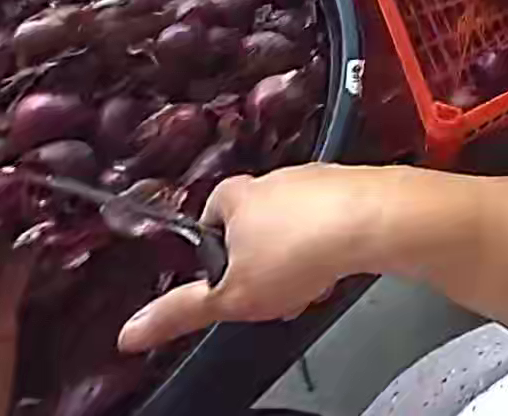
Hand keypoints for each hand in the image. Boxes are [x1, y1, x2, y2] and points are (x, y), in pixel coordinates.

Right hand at [117, 165, 378, 353]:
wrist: (377, 218)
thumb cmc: (300, 250)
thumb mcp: (230, 296)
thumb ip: (180, 312)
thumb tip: (131, 331)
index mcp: (241, 195)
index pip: (212, 207)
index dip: (211, 240)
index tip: (218, 271)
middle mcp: (282, 176)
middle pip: (259, 219)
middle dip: (261, 257)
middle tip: (267, 289)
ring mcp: (323, 177)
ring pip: (299, 221)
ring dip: (299, 254)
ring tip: (307, 284)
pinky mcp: (357, 184)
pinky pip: (335, 215)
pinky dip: (332, 240)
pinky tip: (337, 265)